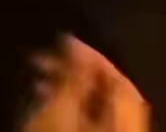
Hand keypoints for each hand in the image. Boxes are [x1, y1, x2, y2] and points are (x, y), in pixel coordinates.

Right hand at [21, 37, 147, 131]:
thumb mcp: (60, 111)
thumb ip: (72, 75)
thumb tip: (73, 42)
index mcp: (127, 129)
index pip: (122, 85)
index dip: (95, 59)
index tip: (64, 42)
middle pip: (111, 97)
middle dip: (77, 73)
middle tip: (45, 60)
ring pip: (100, 111)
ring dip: (70, 88)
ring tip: (38, 79)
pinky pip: (93, 125)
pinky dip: (72, 108)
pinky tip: (46, 102)